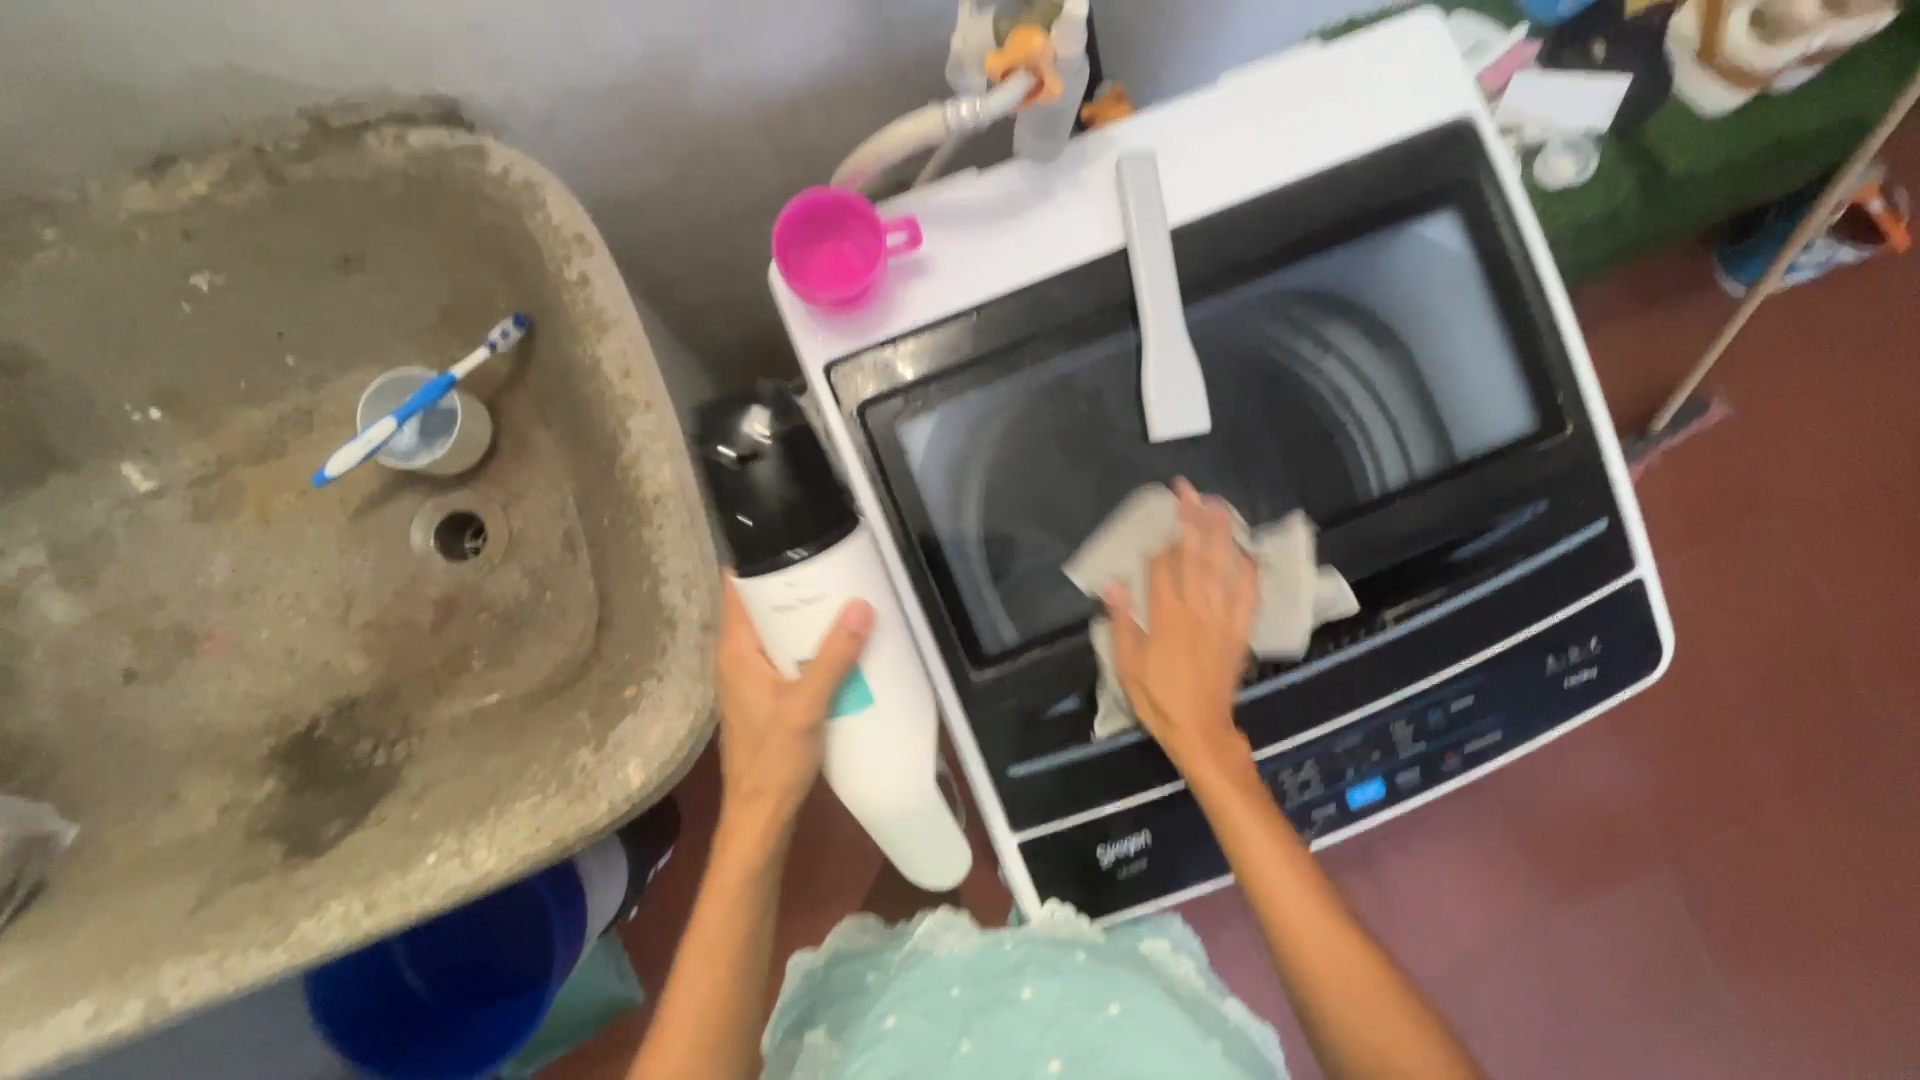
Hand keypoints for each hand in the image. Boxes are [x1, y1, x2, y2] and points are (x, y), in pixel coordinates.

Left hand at [715, 575, 873, 831]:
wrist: (761, 814)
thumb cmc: (774, 759)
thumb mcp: (807, 705)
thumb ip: (834, 657)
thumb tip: (861, 605)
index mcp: (735, 651)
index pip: (737, 589)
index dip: (761, 562)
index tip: (795, 540)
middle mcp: (737, 659)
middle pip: (762, 608)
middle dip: (794, 588)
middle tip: (835, 567)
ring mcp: (750, 680)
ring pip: (776, 634)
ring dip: (804, 620)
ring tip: (843, 598)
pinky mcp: (766, 698)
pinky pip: (785, 658)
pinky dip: (807, 647)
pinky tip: (839, 647)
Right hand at [1105, 479, 1257, 775]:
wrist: (1200, 729)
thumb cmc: (1157, 698)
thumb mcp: (1127, 665)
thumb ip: (1122, 623)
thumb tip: (1113, 585)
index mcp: (1165, 618)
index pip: (1163, 567)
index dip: (1161, 539)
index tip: (1160, 512)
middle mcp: (1196, 610)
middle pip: (1194, 556)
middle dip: (1190, 519)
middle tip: (1188, 489)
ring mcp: (1222, 619)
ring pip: (1222, 567)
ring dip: (1219, 533)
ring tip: (1217, 504)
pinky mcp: (1239, 631)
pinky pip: (1248, 595)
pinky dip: (1248, 570)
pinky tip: (1245, 551)